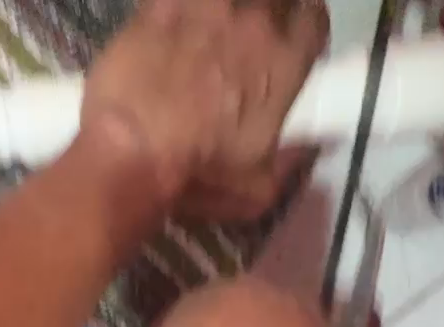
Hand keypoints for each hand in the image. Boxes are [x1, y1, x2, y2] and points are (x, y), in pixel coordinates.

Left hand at [82, 0, 328, 219]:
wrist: (131, 152)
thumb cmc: (197, 177)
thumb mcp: (257, 191)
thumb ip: (290, 163)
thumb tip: (310, 149)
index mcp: (284, 62)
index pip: (312, 21)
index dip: (302, 32)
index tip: (288, 48)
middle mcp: (254, 21)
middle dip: (267, 15)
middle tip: (245, 41)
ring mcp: (206, 5)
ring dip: (223, 11)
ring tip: (208, 34)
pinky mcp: (160, 5)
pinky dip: (179, 11)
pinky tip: (170, 32)